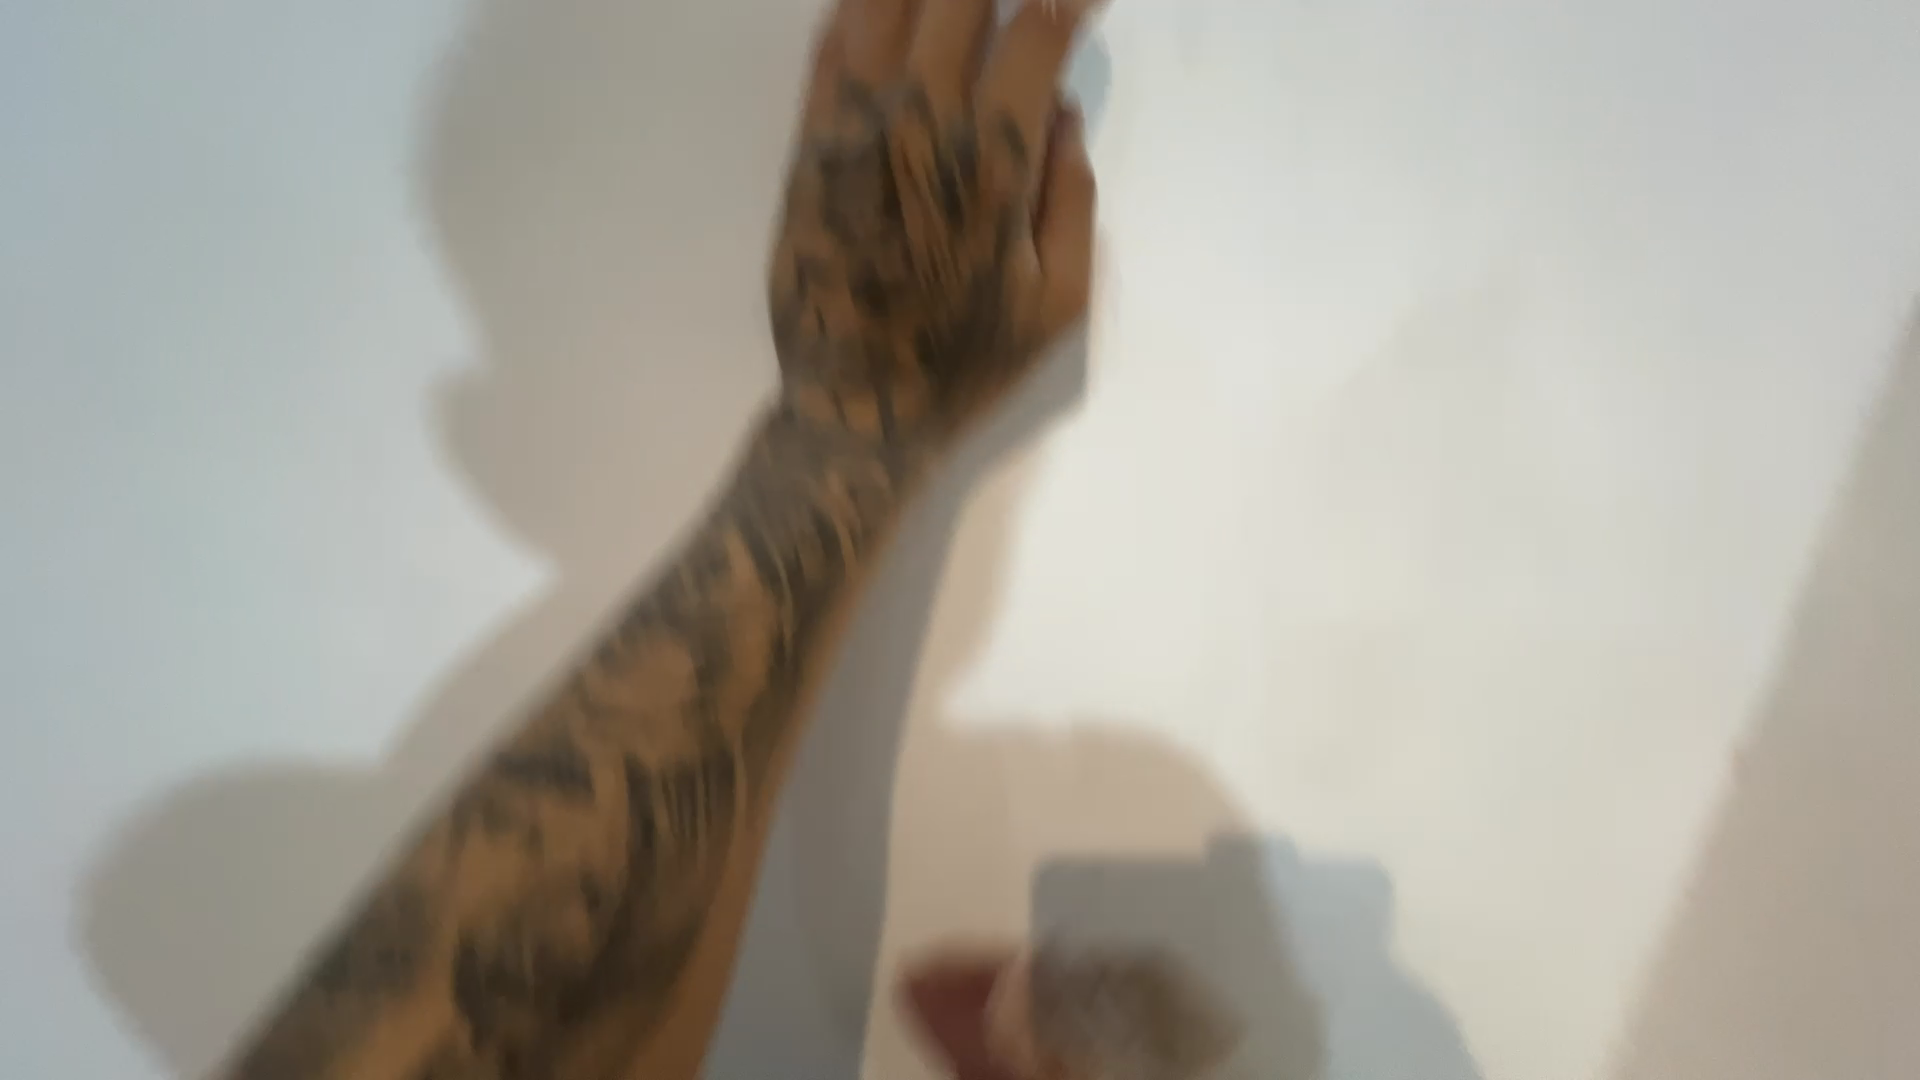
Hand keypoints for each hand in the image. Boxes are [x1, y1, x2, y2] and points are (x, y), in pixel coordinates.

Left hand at [768, 0, 1098, 458]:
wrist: (859, 409)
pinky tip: (885, 7)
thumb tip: (1062, 112)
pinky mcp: (807, 152)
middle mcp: (921, 127)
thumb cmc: (966, 365)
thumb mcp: (1056, 304)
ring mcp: (854, 133)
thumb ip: (1072, 200)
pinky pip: (829, 50)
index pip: (1037, 27)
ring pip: (884, 5)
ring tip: (956, 1)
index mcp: (994, 163)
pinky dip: (859, 10)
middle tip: (1017, 2)